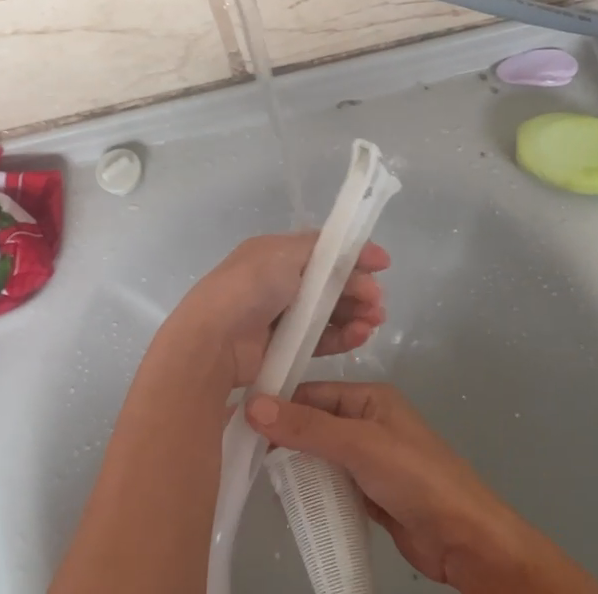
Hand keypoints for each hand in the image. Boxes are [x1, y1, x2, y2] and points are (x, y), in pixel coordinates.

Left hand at [163, 232, 389, 390]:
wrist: (214, 339)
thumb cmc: (250, 287)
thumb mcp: (285, 252)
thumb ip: (323, 248)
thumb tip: (358, 249)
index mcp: (275, 254)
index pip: (322, 252)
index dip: (353, 257)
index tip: (383, 265)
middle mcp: (279, 283)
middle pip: (329, 284)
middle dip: (358, 289)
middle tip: (378, 301)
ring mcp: (281, 317)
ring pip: (329, 313)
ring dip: (355, 314)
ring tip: (375, 321)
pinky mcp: (284, 349)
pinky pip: (320, 341)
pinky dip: (343, 337)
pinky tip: (361, 336)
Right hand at [245, 383, 597, 593]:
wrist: (466, 538)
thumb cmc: (416, 477)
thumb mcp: (359, 445)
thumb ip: (307, 426)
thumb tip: (252, 404)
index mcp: (370, 397)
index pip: (313, 392)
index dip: (278, 403)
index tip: (239, 418)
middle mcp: (368, 422)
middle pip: (313, 423)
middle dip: (282, 436)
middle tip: (240, 450)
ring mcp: (369, 459)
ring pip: (319, 455)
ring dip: (294, 465)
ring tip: (255, 475)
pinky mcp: (369, 493)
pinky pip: (330, 484)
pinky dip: (310, 489)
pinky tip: (286, 498)